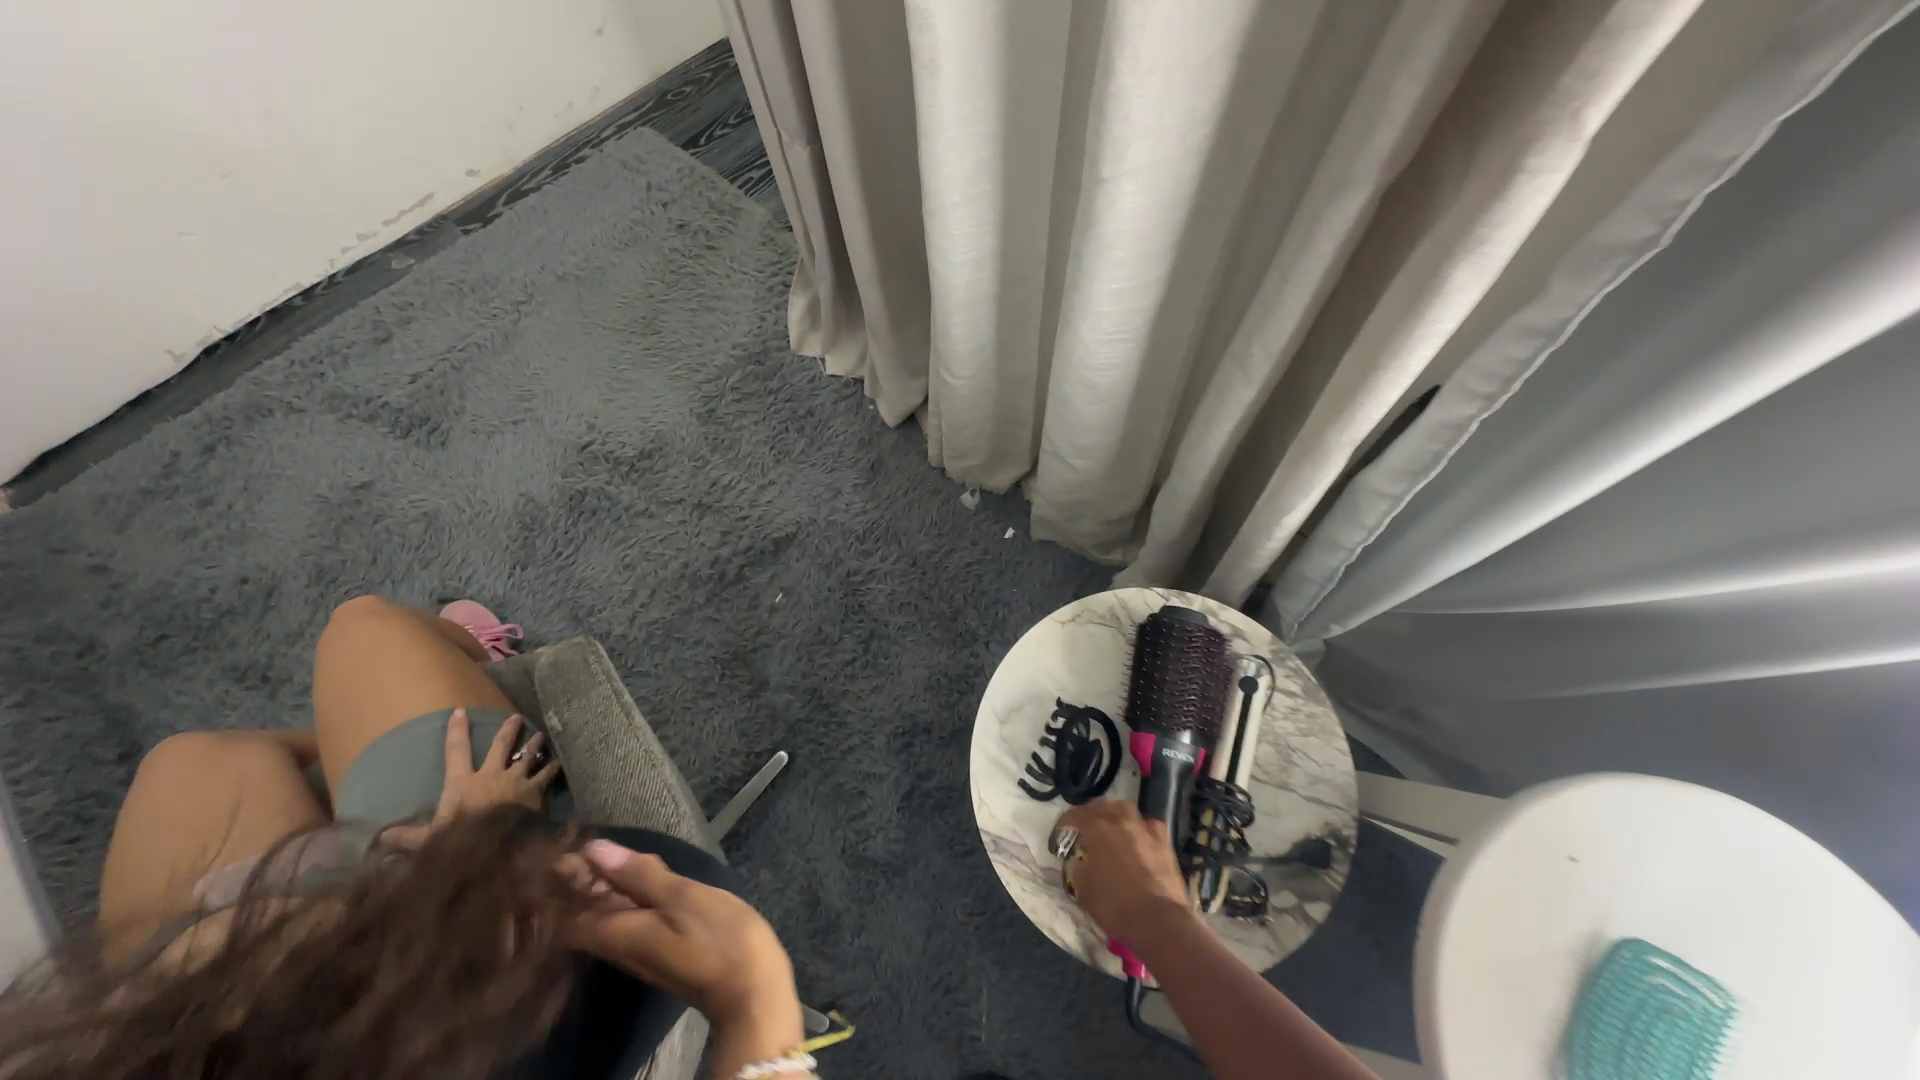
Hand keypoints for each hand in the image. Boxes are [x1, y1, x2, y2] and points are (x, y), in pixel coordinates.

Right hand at [381, 710, 559, 846]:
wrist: (497, 851)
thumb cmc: (462, 843)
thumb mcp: (430, 842)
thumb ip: (408, 838)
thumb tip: (381, 838)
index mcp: (463, 783)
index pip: (456, 751)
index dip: (457, 731)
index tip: (460, 712)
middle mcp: (491, 775)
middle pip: (501, 745)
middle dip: (509, 730)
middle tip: (516, 717)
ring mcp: (516, 781)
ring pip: (528, 755)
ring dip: (535, 744)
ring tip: (541, 735)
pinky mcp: (535, 791)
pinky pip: (547, 775)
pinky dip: (554, 767)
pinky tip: (561, 761)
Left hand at [568, 840, 802, 1071]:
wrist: (750, 990)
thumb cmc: (717, 938)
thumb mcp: (680, 897)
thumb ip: (637, 875)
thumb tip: (594, 851)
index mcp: (617, 932)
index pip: (566, 911)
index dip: (561, 882)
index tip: (567, 848)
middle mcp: (620, 945)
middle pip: (585, 912)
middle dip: (584, 879)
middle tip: (590, 844)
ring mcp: (641, 949)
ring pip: (610, 915)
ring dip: (608, 885)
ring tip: (615, 853)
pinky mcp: (662, 949)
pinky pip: (632, 918)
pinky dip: (631, 896)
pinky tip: (648, 878)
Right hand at [1055, 799, 1193, 941]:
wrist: (1157, 921)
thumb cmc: (1115, 907)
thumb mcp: (1083, 891)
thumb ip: (1078, 869)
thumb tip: (1081, 863)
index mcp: (1098, 830)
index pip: (1076, 814)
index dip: (1065, 822)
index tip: (1061, 834)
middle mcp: (1121, 822)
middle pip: (1102, 806)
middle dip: (1089, 814)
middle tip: (1084, 830)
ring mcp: (1145, 830)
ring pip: (1126, 809)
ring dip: (1114, 815)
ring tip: (1110, 828)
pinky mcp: (1164, 843)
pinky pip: (1149, 825)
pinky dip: (1140, 828)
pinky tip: (1139, 838)